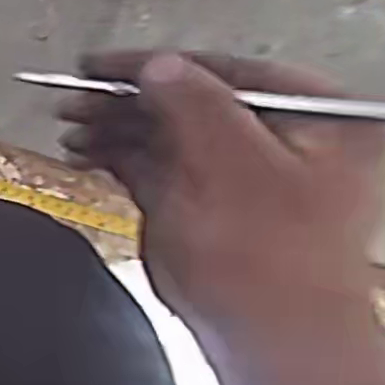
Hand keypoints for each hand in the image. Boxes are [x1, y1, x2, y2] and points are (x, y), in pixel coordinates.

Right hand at [58, 51, 384, 340]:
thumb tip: (160, 68)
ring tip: (70, 126)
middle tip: (73, 100)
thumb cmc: (268, 253)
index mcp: (314, 120)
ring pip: (160, 131)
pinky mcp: (191, 196)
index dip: (156, 66)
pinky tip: (84, 152)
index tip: (99, 66)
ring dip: (111, 127)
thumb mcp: (235, 166)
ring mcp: (229, 169)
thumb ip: (199, 109)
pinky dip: (112, 154)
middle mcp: (273, 138)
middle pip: (185, 102)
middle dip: (124, 101)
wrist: (259, 318)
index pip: (224, 73)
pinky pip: (147, 161)